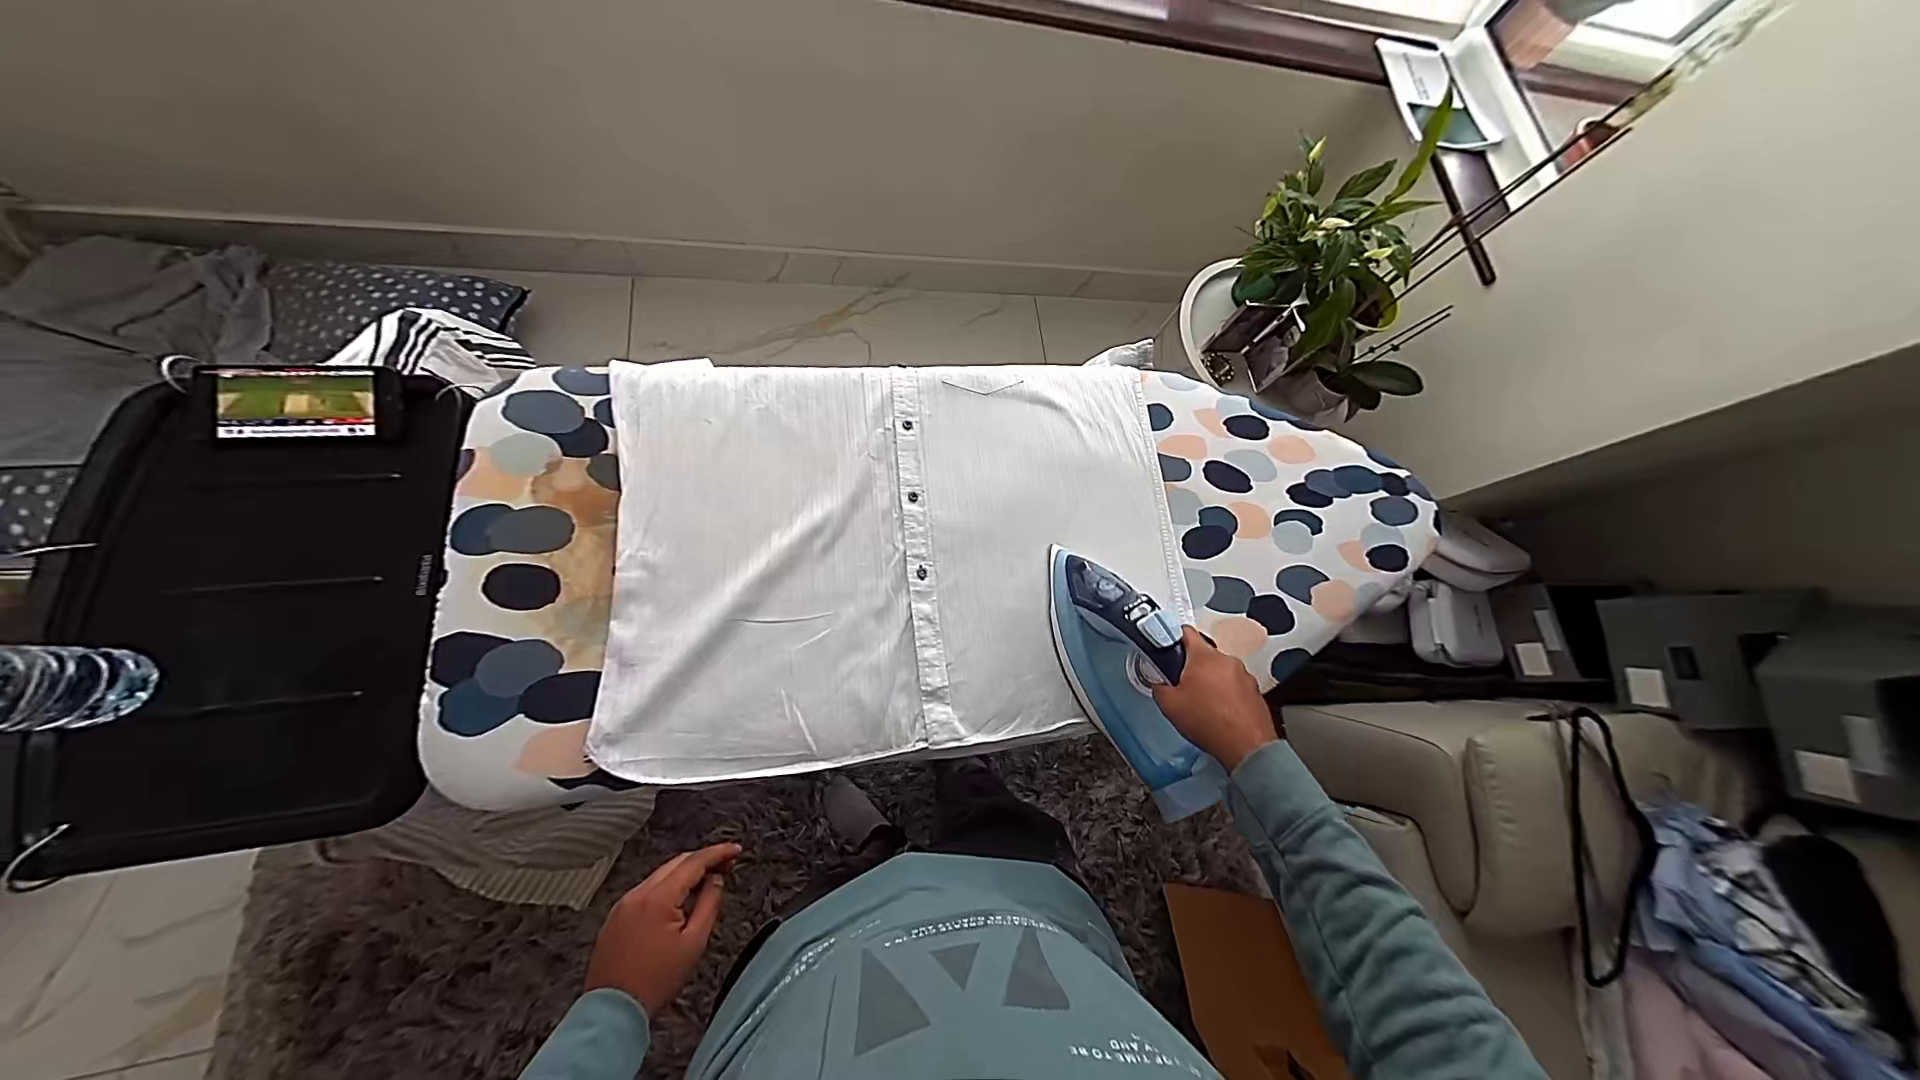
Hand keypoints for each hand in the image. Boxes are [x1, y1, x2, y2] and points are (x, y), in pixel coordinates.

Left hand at [585, 842, 740, 1013]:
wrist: (611, 1012)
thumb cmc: (653, 982)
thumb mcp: (694, 943)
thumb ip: (710, 904)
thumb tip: (716, 881)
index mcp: (658, 899)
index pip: (694, 862)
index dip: (718, 853)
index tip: (735, 850)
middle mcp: (637, 895)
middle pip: (677, 863)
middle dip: (704, 859)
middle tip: (726, 864)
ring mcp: (623, 905)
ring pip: (661, 875)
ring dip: (685, 872)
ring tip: (706, 881)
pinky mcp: (615, 918)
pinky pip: (646, 890)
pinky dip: (667, 887)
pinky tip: (679, 899)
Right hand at [1152, 626, 1279, 770]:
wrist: (1246, 747)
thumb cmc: (1210, 723)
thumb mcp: (1169, 705)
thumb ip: (1159, 688)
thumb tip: (1160, 685)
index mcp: (1204, 656)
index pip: (1186, 632)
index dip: (1173, 637)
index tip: (1168, 645)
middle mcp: (1227, 660)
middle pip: (1204, 654)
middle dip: (1192, 667)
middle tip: (1182, 686)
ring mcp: (1244, 675)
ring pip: (1220, 670)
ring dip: (1211, 681)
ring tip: (1203, 704)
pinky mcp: (1255, 691)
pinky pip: (1235, 686)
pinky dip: (1226, 695)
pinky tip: (1219, 712)